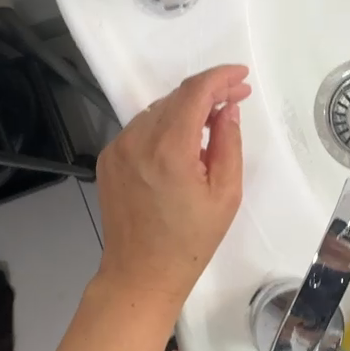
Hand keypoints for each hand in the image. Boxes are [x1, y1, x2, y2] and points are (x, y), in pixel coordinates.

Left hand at [93, 65, 251, 304]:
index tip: (241, 77)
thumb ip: (229, 144)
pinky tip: (183, 144)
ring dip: (187, 108)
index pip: (195, 92)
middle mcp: (137, 141)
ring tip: (213, 123)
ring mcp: (118, 148)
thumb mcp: (226, 194)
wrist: (141, 273)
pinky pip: (142, 128)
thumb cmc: (190, 241)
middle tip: (236, 99)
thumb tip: (227, 110)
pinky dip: (165, 126)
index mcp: (170, 149)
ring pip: (158, 110)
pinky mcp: (109, 159)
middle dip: (208, 92)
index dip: (221, 78)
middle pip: (176, 97)